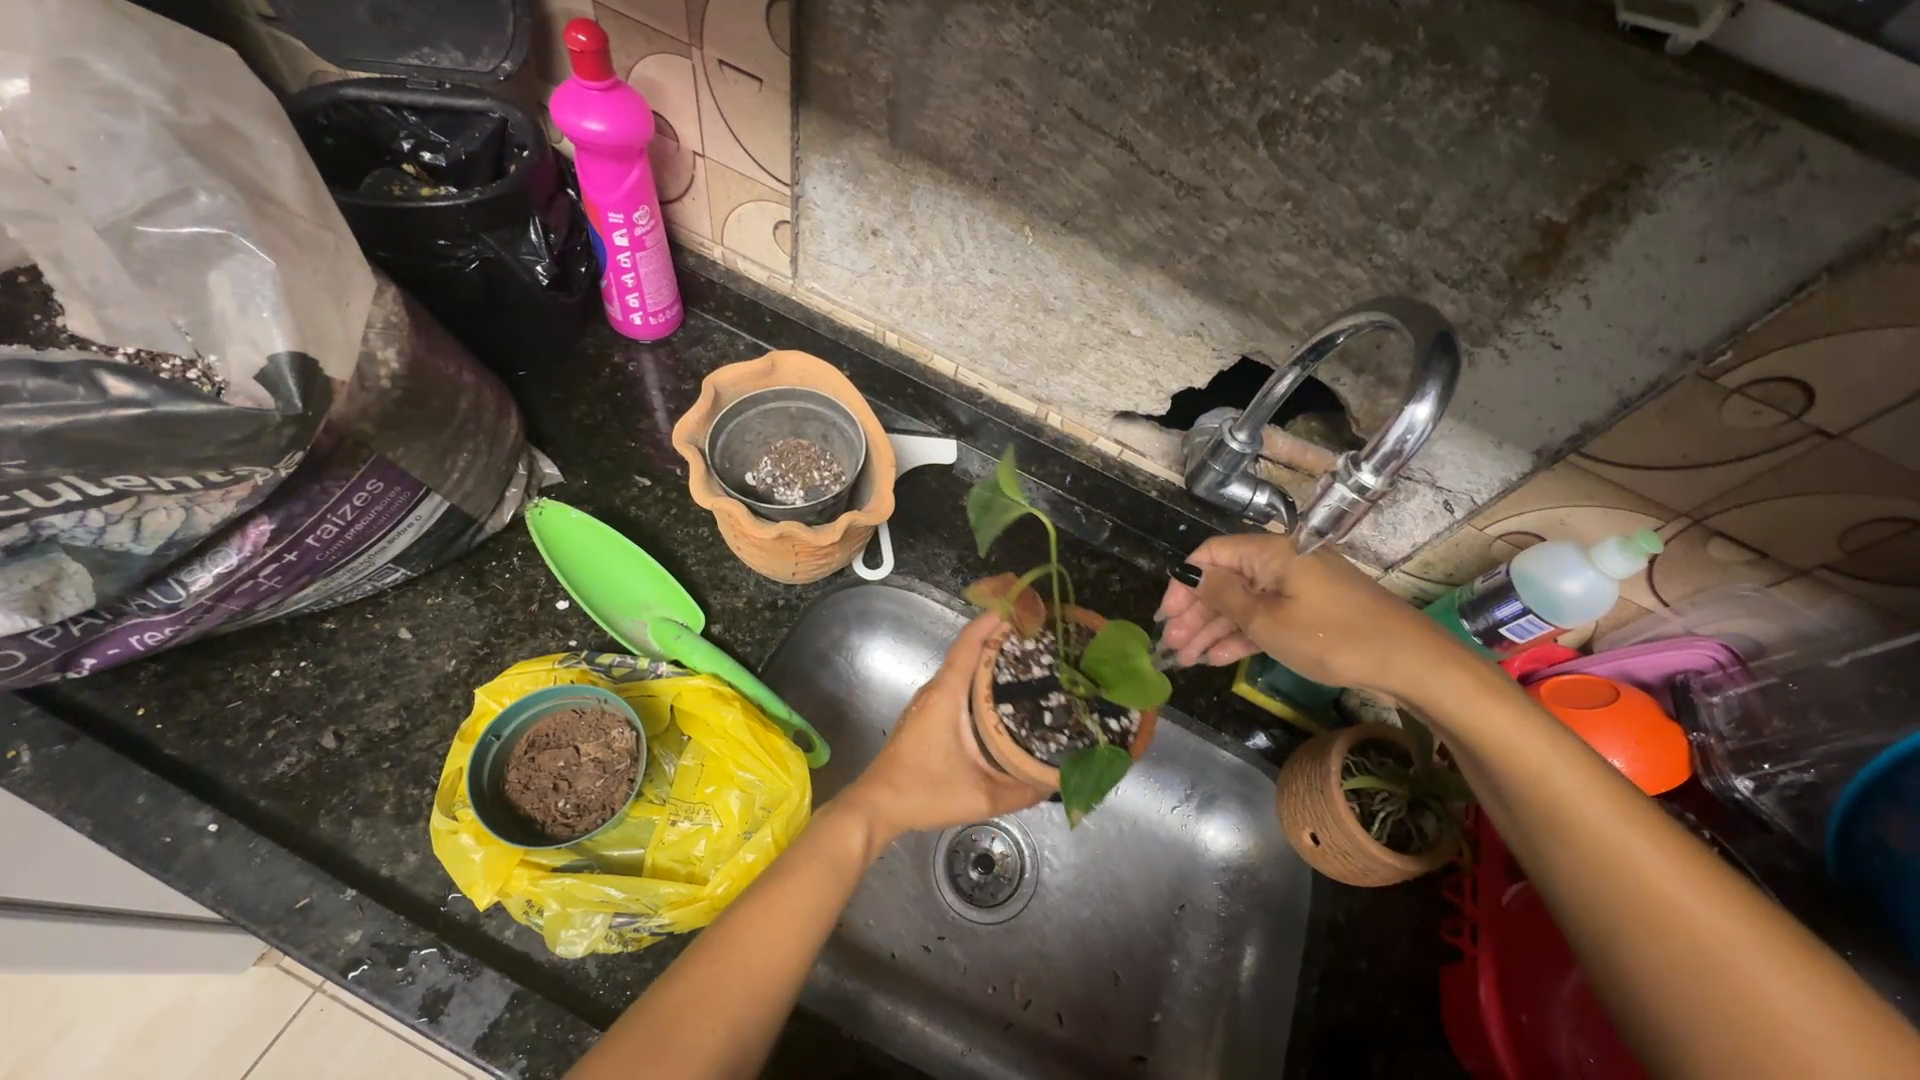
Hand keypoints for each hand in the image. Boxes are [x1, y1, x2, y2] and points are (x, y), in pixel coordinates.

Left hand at [838, 614, 1047, 844]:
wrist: (877, 805)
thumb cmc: (924, 792)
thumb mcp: (981, 796)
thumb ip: (1023, 789)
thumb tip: (1059, 779)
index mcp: (946, 695)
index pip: (969, 645)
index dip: (992, 622)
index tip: (1020, 608)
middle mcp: (936, 690)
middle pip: (969, 652)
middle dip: (1001, 640)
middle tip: (1039, 639)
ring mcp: (929, 702)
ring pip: (963, 670)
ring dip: (991, 661)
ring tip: (1030, 662)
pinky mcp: (927, 715)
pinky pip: (958, 686)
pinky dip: (980, 681)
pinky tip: (1003, 696)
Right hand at [1156, 532, 1468, 697]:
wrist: (1408, 662)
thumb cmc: (1332, 638)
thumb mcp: (1268, 622)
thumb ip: (1223, 597)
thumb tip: (1188, 575)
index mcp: (1271, 552)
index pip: (1211, 555)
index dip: (1183, 583)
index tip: (1165, 615)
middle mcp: (1282, 562)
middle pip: (1225, 581)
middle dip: (1195, 613)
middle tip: (1172, 645)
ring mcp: (1297, 588)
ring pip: (1244, 603)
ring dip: (1214, 629)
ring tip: (1186, 659)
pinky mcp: (1310, 611)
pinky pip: (1266, 617)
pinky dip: (1243, 635)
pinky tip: (1217, 658)